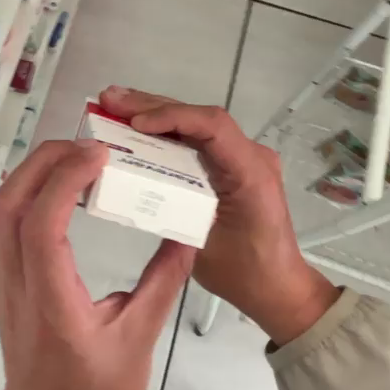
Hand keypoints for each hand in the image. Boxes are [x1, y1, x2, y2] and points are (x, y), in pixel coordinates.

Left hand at [0, 139, 195, 389]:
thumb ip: (161, 285)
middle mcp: (16, 282)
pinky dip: (29, 186)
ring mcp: (2, 276)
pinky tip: (61, 184)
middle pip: (9, 203)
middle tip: (91, 146)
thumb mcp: (137, 344)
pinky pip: (5, 217)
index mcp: (51, 302)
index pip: (42, 227)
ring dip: (34, 170)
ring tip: (77, 157)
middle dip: (46, 160)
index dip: (65, 181)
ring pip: (1, 205)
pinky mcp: (3, 274)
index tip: (100, 155)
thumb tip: (185, 234)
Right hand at [97, 86, 340, 345]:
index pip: (213, 126)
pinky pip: (198, 136)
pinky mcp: (232, 162)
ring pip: (196, 122)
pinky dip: (167, 128)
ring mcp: (243, 155)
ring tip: (114, 105)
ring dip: (156, 111)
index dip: (173, 117)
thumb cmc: (244, 274)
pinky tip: (137, 125)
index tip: (135, 123)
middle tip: (109, 100)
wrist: (280, 289)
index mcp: (250, 172)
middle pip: (200, 117)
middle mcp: (251, 154)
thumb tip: (129, 181)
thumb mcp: (202, 247)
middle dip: (152, 105)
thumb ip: (171, 211)